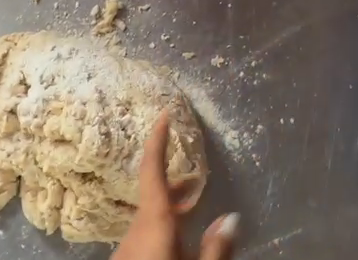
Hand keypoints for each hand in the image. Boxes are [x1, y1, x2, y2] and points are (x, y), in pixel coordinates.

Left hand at [112, 113, 238, 259]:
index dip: (157, 139)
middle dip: (175, 181)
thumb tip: (232, 218)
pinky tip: (176, 237)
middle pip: (154, 193)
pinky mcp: (126, 257)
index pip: (152, 168)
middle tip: (197, 175)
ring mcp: (127, 244)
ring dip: (170, 205)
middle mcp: (135, 226)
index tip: (164, 113)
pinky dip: (162, 223)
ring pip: (149, 214)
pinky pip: (143, 232)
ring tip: (193, 204)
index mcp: (154, 220)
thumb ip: (215, 247)